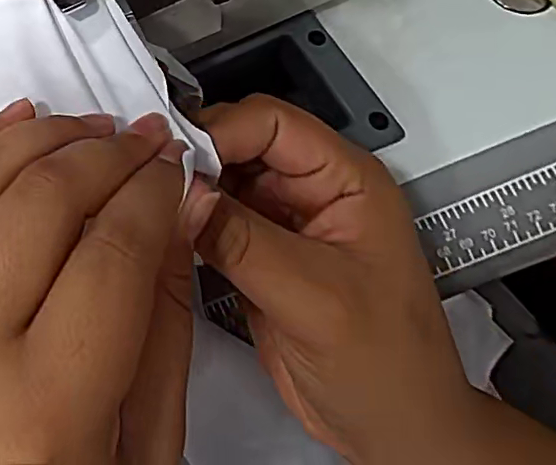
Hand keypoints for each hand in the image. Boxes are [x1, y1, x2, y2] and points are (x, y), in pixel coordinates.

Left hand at [0, 100, 198, 464]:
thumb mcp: (143, 446)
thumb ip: (164, 321)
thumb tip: (177, 209)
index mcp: (40, 406)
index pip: (112, 254)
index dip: (153, 192)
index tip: (176, 166)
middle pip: (46, 200)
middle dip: (109, 154)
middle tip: (145, 138)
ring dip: (45, 134)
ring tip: (92, 125)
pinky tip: (18, 118)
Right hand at [191, 95, 555, 464]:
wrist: (396, 435)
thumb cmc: (393, 372)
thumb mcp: (317, 299)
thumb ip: (244, 240)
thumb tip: (186, 193)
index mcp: (344, 177)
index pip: (270, 122)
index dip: (220, 131)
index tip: (180, 158)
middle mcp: (309, 186)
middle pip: (236, 139)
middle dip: (196, 157)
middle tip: (160, 183)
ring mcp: (279, 216)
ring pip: (216, 175)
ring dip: (187, 189)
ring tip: (160, 208)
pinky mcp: (255, 245)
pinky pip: (209, 214)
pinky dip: (186, 219)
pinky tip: (170, 232)